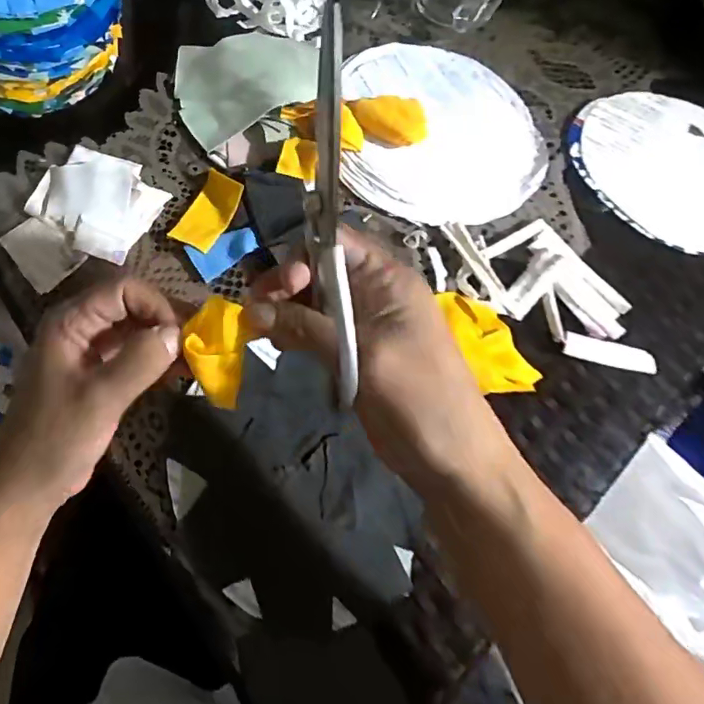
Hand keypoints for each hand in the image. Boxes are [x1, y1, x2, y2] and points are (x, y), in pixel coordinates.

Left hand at [0, 277, 180, 521]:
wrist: (25, 482)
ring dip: (161, 340)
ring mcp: (82, 349)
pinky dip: (151, 359)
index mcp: (68, 322)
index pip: (120, 289)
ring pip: (129, 329)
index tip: (182, 335)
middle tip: (199, 345)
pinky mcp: (91, 373)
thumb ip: (138, 362)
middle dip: (163, 320)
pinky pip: (126, 353)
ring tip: (196, 360)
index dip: (155, 304)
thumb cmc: (56, 438)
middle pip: (127, 305)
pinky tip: (177, 373)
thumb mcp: (100, 399)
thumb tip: (176, 331)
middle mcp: (75, 327)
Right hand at [242, 227, 517, 497]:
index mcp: (387, 280)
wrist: (451, 460)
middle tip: (258, 308)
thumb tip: (252, 310)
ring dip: (279, 307)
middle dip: (282, 283)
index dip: (303, 254)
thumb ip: (306, 326)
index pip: (334, 242)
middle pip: (313, 268)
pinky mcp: (346, 346)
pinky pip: (307, 324)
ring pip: (305, 297)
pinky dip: (286, 327)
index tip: (286, 285)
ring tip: (260, 327)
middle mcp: (370, 292)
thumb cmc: (419, 397)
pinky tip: (274, 340)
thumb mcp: (362, 354)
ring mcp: (357, 320)